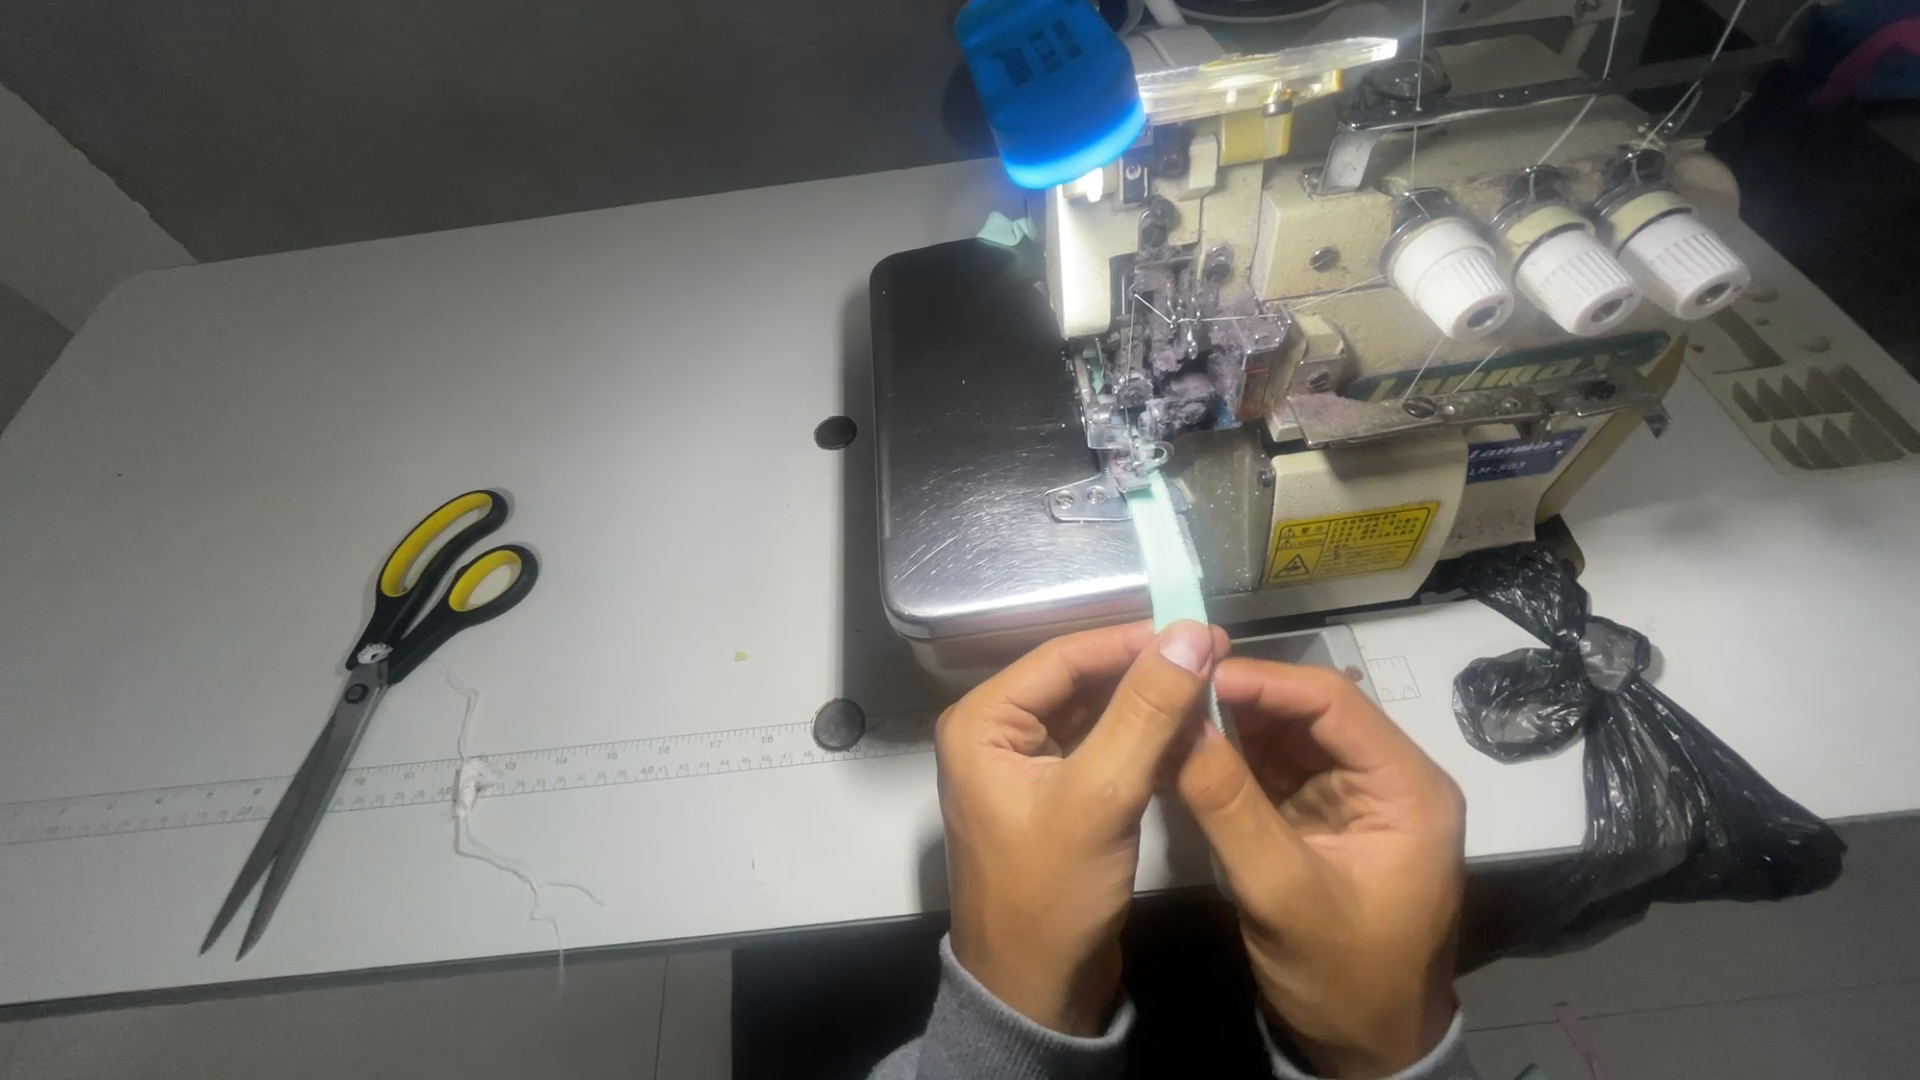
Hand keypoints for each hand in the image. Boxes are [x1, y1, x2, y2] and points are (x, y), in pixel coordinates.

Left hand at [938, 620, 1225, 1034]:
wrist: (1035, 994)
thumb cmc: (1052, 895)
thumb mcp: (1101, 796)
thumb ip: (1145, 712)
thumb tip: (1188, 635)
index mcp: (983, 720)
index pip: (1064, 657)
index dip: (1131, 639)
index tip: (1198, 631)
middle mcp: (995, 729)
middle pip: (1078, 680)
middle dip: (1143, 670)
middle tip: (1211, 656)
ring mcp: (1022, 761)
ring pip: (1092, 711)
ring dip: (1145, 702)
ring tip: (1207, 686)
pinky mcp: (1052, 789)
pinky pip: (1097, 745)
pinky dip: (1139, 737)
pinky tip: (1184, 731)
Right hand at [1176, 660, 1465, 1077]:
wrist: (1362, 1050)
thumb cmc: (1343, 977)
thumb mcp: (1282, 893)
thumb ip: (1229, 806)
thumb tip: (1180, 726)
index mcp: (1406, 788)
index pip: (1333, 702)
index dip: (1263, 680)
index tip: (1194, 673)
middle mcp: (1382, 776)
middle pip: (1305, 709)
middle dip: (1238, 697)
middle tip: (1172, 688)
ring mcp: (1347, 792)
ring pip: (1281, 730)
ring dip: (1226, 720)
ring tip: (1169, 710)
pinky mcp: (1314, 810)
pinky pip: (1266, 762)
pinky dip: (1224, 753)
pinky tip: (1183, 745)